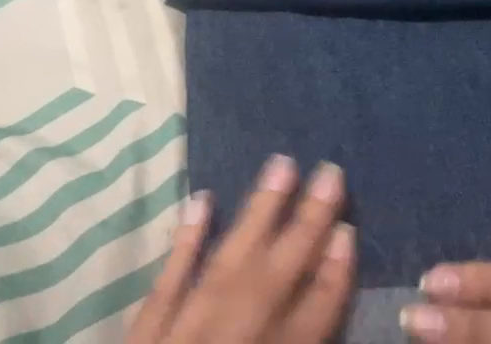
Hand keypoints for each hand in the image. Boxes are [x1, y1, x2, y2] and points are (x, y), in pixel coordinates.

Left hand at [128, 154, 356, 343]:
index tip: (349, 233)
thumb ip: (296, 339)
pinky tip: (203, 199)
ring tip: (279, 166)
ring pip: (224, 269)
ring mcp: (180, 342)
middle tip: (329, 173)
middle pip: (272, 283)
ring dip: (255, 217)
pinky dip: (185, 243)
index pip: (309, 326)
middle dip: (304, 228)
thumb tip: (319, 321)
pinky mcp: (140, 341)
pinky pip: (165, 285)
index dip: (333, 280)